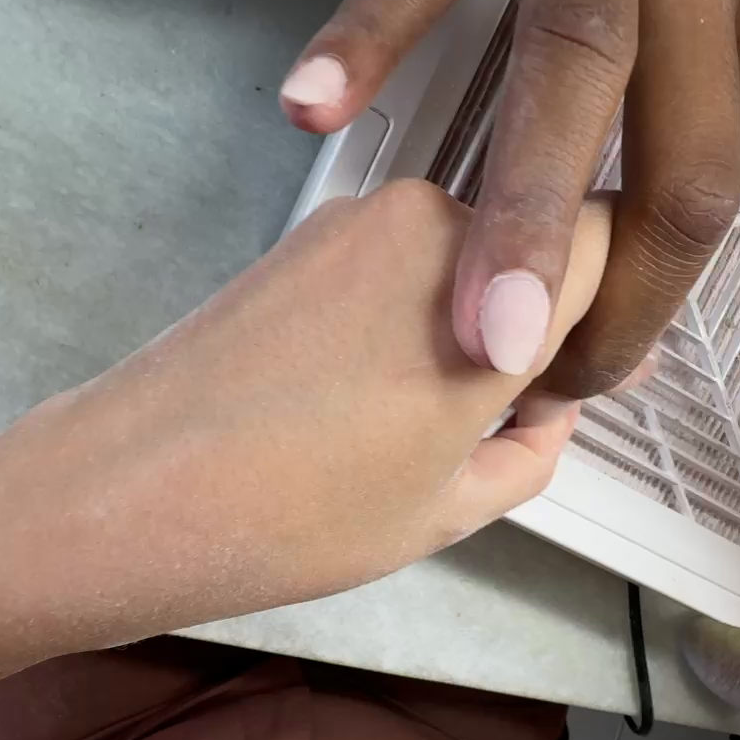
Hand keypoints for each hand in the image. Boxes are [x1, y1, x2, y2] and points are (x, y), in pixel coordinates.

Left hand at [0, 181, 612, 667]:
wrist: (133, 491)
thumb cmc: (292, 516)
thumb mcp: (447, 510)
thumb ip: (530, 453)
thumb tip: (550, 416)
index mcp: (491, 295)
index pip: (606, 250)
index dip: (606, 316)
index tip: (582, 377)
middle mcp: (430, 227)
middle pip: (525, 252)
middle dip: (530, 328)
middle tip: (497, 419)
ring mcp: (355, 223)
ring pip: (455, 259)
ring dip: (462, 324)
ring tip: (410, 420)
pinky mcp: (300, 238)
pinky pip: (389, 264)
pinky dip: (402, 315)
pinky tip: (358, 393)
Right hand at [281, 0, 739, 397]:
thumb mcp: (719, 12)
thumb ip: (688, 116)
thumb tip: (635, 263)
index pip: (700, 202)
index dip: (638, 313)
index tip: (567, 378)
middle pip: (676, 167)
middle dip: (591, 303)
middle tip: (514, 378)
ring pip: (577, 69)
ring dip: (521, 215)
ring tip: (471, 331)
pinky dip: (367, 31)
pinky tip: (311, 106)